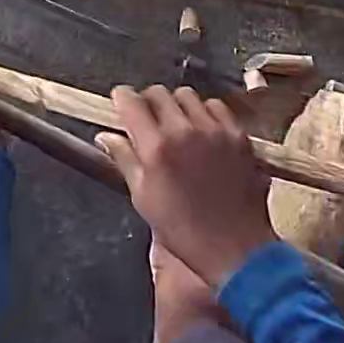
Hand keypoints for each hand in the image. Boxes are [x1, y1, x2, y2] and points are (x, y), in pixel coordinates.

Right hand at [96, 85, 274, 286]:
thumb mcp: (142, 197)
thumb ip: (123, 158)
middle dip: (148, 102)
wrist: (237, 250)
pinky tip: (203, 132)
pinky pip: (217, 107)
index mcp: (156, 146)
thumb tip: (105, 136)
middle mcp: (184, 131)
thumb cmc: (183, 229)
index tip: (122, 106)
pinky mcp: (238, 137)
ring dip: (177, 106)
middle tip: (149, 121)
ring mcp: (214, 131)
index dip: (122, 100)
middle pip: (157, 92)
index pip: (130, 99)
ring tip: (178, 126)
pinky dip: (206, 113)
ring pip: (187, 95)